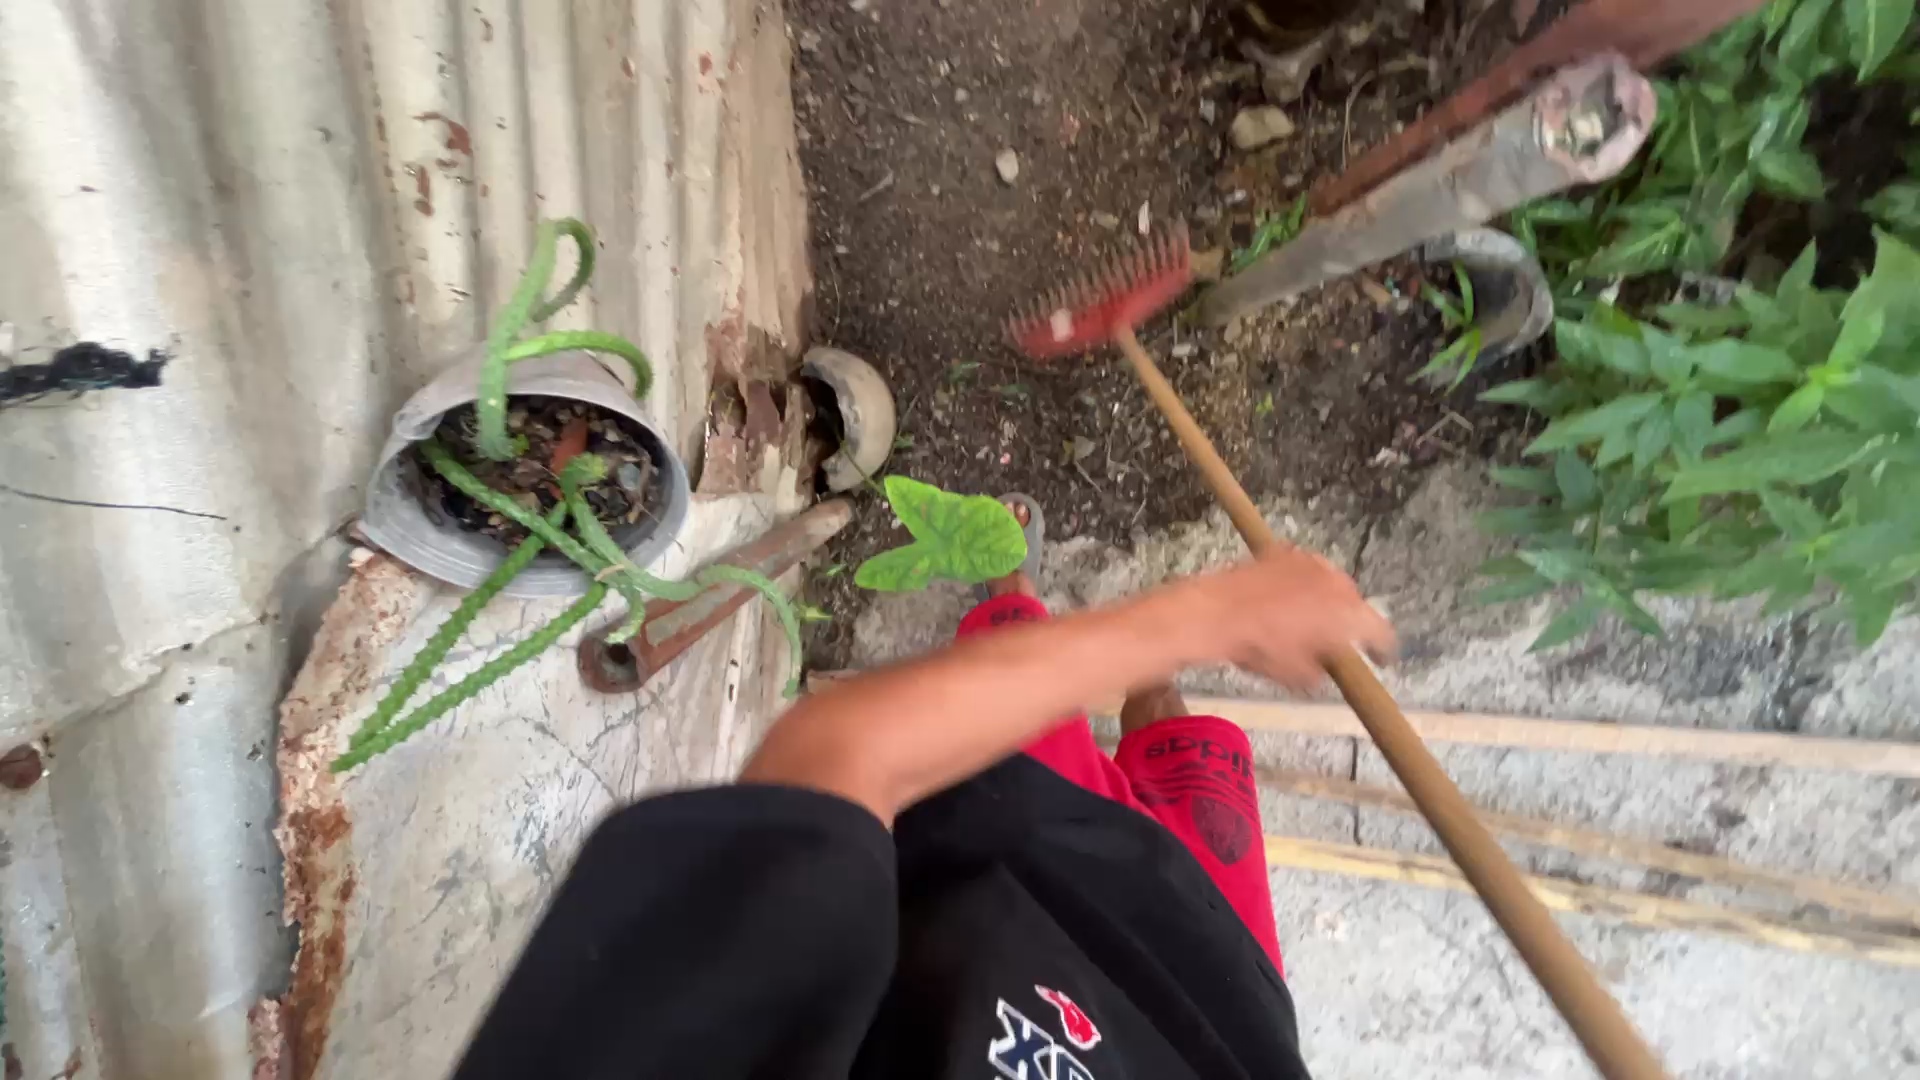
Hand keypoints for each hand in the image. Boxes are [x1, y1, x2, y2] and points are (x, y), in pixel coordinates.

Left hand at [1175, 549, 1395, 691]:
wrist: (1217, 610)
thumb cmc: (1260, 647)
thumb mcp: (1296, 675)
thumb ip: (1321, 672)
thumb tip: (1322, 670)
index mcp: (1351, 615)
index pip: (1382, 633)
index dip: (1382, 649)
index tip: (1379, 659)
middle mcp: (1339, 583)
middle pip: (1355, 603)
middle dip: (1349, 620)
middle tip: (1335, 638)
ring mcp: (1311, 562)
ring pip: (1330, 583)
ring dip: (1325, 598)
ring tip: (1308, 617)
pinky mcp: (1284, 551)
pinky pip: (1302, 569)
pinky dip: (1300, 582)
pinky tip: (1285, 595)